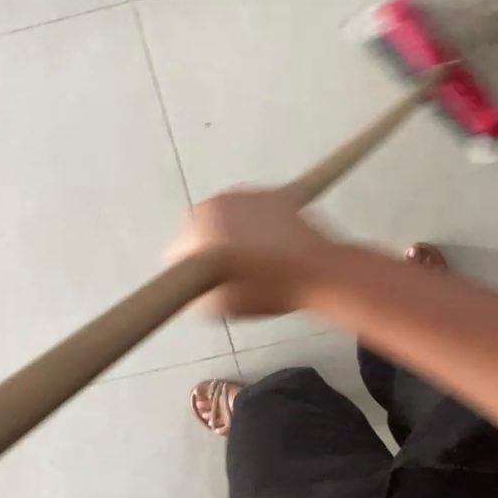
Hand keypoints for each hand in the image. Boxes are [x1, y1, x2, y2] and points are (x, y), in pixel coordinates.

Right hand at [165, 187, 335, 317]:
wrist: (320, 271)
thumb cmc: (277, 288)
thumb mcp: (226, 304)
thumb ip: (200, 294)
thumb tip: (196, 290)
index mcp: (203, 229)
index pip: (177, 248)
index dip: (184, 267)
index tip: (190, 278)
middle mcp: (220, 203)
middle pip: (197, 225)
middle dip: (203, 245)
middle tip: (217, 269)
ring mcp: (246, 194)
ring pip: (221, 214)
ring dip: (225, 231)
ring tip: (242, 257)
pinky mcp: (268, 193)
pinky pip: (247, 208)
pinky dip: (247, 222)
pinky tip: (260, 244)